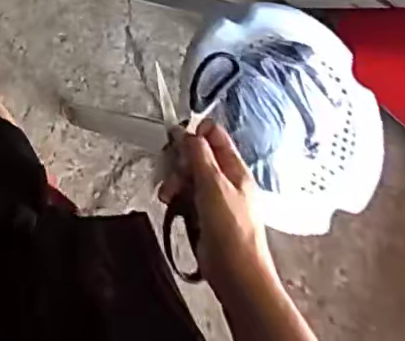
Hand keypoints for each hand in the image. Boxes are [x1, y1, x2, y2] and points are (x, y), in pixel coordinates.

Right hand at [159, 119, 275, 294]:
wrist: (236, 274)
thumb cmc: (229, 226)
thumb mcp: (213, 183)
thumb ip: (198, 153)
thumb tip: (185, 131)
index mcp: (234, 168)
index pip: (214, 134)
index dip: (195, 133)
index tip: (178, 141)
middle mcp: (225, 179)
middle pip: (196, 153)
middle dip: (179, 160)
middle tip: (174, 171)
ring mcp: (214, 196)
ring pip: (187, 173)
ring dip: (173, 179)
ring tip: (168, 193)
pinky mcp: (202, 212)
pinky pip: (184, 192)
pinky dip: (174, 194)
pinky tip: (169, 201)